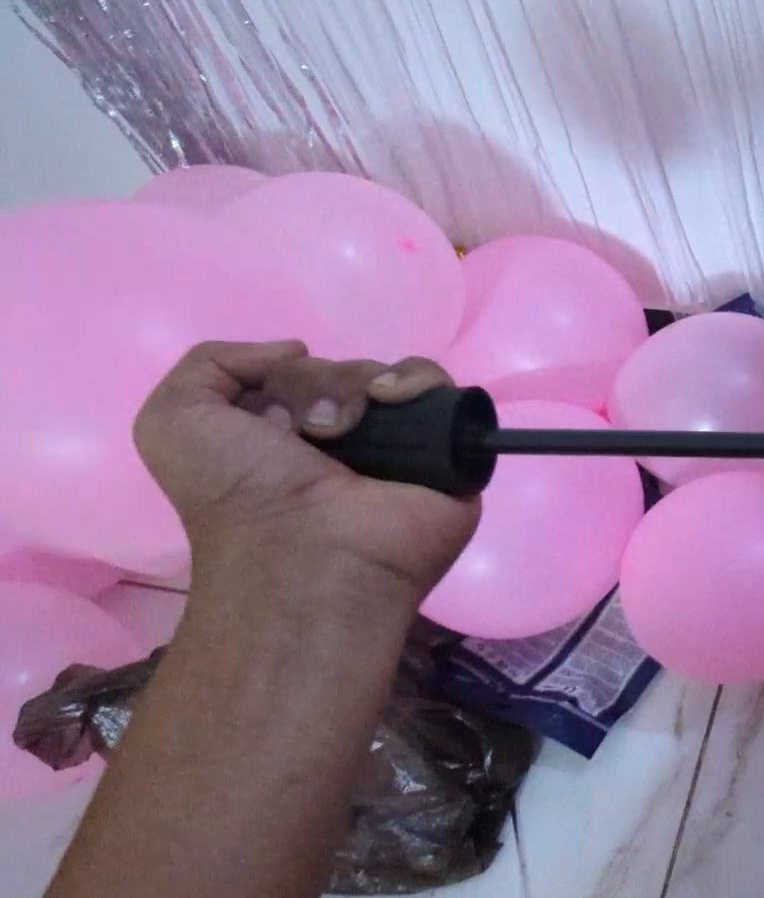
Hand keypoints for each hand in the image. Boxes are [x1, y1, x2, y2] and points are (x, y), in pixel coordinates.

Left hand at [134, 340, 479, 601]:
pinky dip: (420, 382)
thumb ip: (212, 363)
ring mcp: (407, 445)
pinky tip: (394, 401)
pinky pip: (448, 394)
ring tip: (355, 424)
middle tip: (314, 430)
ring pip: (399, 376)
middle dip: (324, 384)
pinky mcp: (453, 451)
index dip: (284, 378)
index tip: (270, 419)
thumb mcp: (175, 421)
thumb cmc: (239, 492)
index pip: (304, 373)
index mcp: (293, 434)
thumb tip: (300, 348)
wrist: (311, 549)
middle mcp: (354, 439)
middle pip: (350, 370)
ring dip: (366, 382)